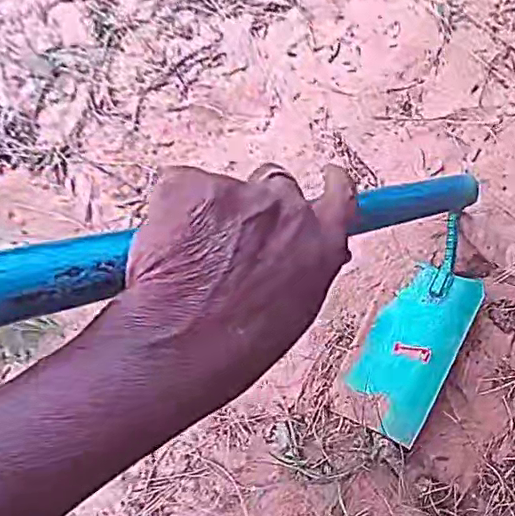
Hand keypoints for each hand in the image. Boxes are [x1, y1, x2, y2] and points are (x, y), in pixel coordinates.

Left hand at [100, 163, 355, 393]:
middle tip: (234, 240)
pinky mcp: (191, 183)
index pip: (341, 194)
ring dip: (213, 213)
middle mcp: (288, 210)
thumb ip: (309, 263)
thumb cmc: (244, 338)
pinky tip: (173, 249)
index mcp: (322, 243)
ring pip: (225, 189)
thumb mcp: (300, 305)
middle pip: (277, 185)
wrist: (189, 339)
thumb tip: (305, 250)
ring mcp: (240, 193)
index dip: (333, 182)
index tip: (329, 176)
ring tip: (199, 260)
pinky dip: (175, 211)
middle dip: (257, 205)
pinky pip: (182, 187)